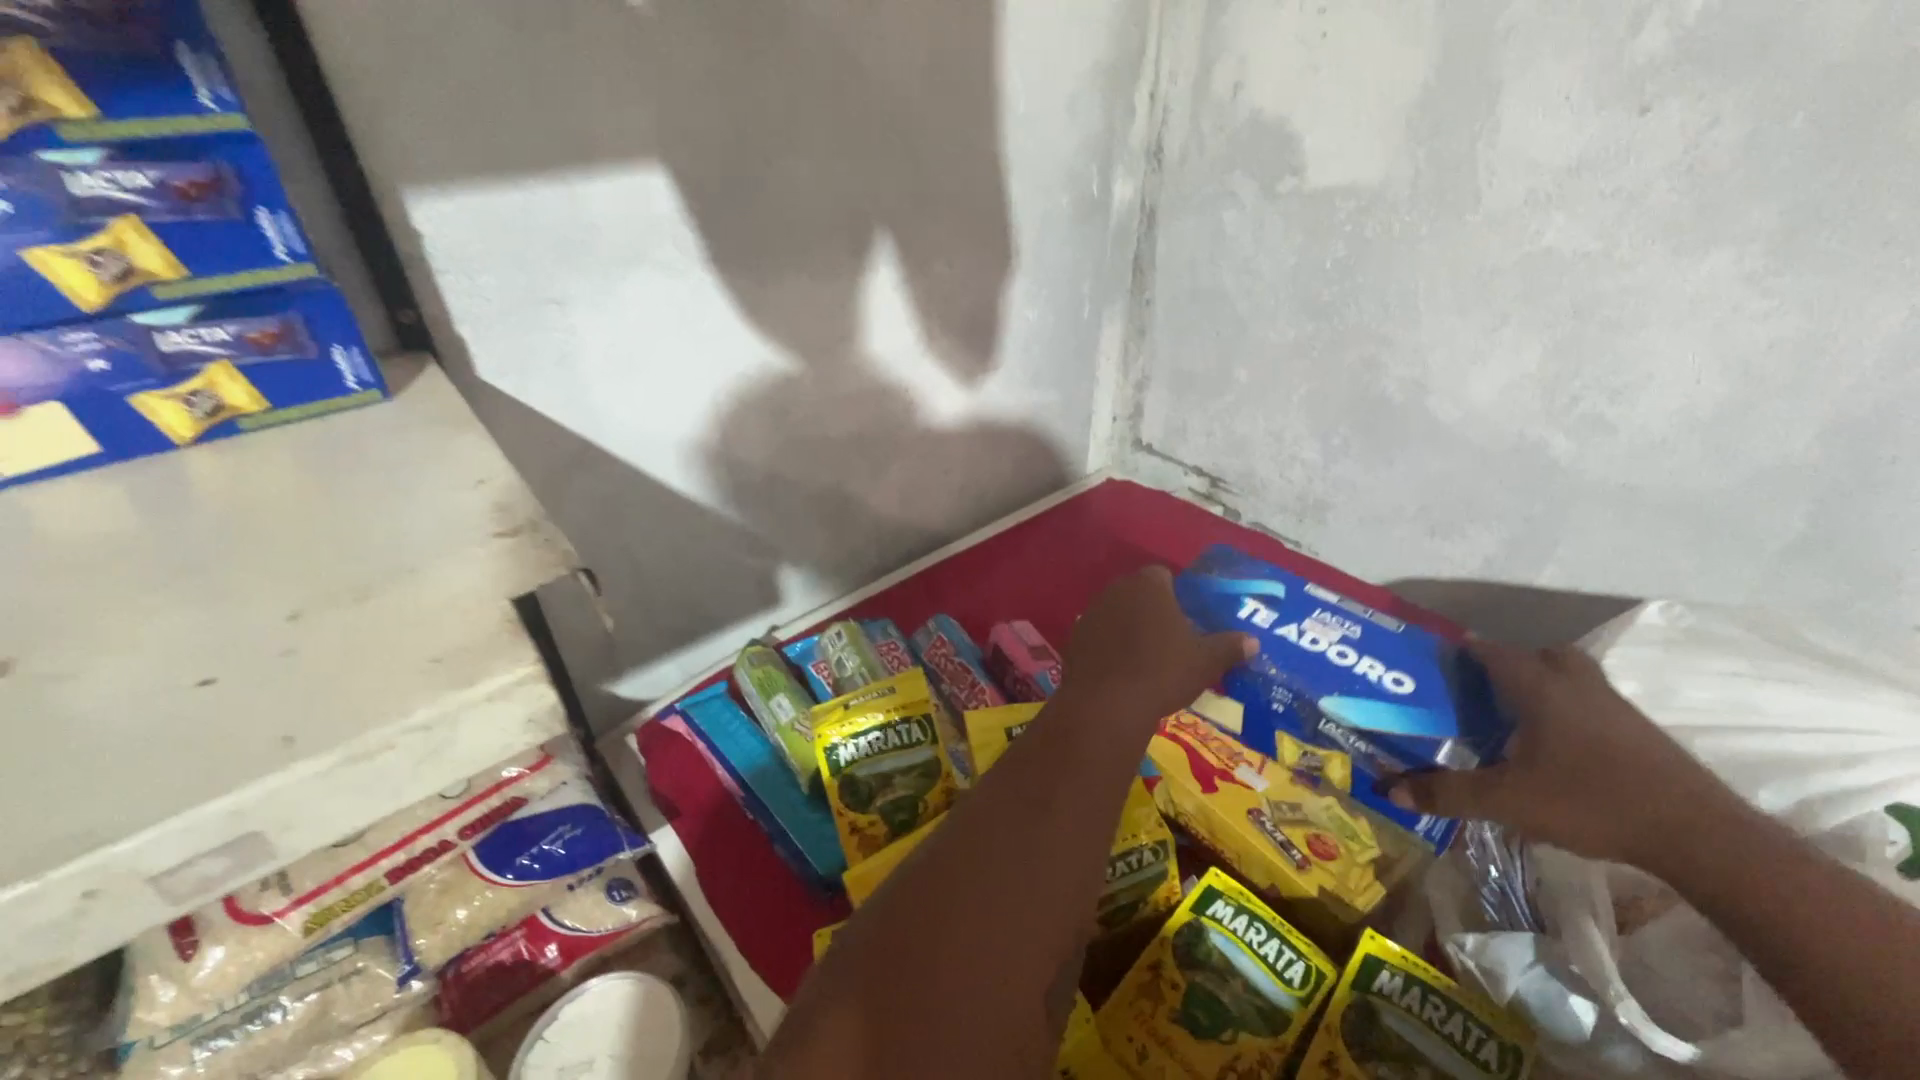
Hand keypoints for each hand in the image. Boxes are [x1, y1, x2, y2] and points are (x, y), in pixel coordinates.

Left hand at [1060, 566, 1255, 728]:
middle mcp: (1115, 590)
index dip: (1176, 595)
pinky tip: (1119, 673)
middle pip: (1137, 594)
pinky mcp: (1072, 640)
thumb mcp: (1205, 662)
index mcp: (1148, 585)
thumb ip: (1229, 647)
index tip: (1186, 620)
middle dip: (1150, 611)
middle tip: (1169, 641)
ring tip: (1144, 660)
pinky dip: (1107, 649)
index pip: (1163, 576)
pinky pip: (1096, 638)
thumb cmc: (1162, 672)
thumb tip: (1253, 642)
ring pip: (1114, 615)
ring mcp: (1089, 614)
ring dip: (1126, 630)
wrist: (1106, 704)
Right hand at [1385, 639, 1744, 867]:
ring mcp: (1615, 707)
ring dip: (1542, 686)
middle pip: (1540, 655)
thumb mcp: (1508, 801)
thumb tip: (1388, 789)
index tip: (1436, 660)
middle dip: (1509, 664)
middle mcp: (1577, 685)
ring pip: (1571, 678)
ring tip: (1513, 719)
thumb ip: (1448, 793)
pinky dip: (1567, 712)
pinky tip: (1555, 749)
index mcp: (1540, 688)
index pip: (1492, 652)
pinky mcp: (1639, 733)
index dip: (1462, 651)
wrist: (1697, 833)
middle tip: (1479, 690)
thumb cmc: (1592, 802)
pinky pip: (1591, 704)